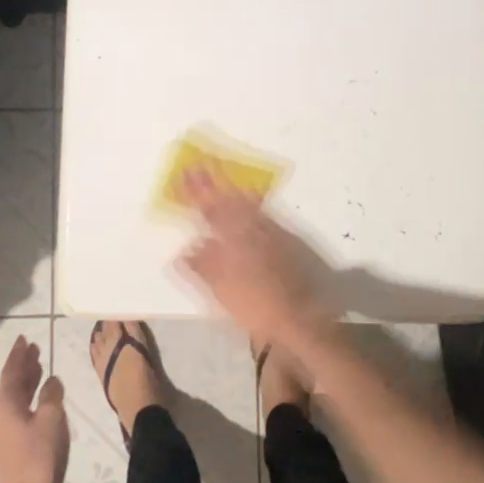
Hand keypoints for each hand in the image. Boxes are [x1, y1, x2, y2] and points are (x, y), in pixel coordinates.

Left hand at [0, 335, 67, 482]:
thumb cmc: (39, 458)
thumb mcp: (51, 420)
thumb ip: (51, 396)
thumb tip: (51, 380)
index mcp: (6, 407)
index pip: (11, 373)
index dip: (18, 355)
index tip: (23, 339)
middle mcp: (3, 418)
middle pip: (12, 386)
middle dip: (23, 367)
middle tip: (34, 349)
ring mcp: (8, 436)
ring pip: (17, 401)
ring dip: (28, 383)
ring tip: (40, 369)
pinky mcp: (17, 451)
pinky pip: (23, 414)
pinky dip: (33, 401)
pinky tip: (45, 404)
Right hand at [178, 168, 330, 342]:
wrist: (299, 317)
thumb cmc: (255, 306)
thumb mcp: (222, 291)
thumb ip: (202, 267)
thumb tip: (184, 250)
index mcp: (232, 239)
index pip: (209, 210)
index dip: (196, 192)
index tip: (185, 174)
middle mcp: (251, 229)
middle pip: (228, 200)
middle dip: (212, 182)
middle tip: (200, 165)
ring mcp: (270, 232)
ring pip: (246, 202)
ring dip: (231, 187)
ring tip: (221, 172)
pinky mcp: (284, 239)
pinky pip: (262, 211)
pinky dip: (251, 200)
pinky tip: (249, 196)